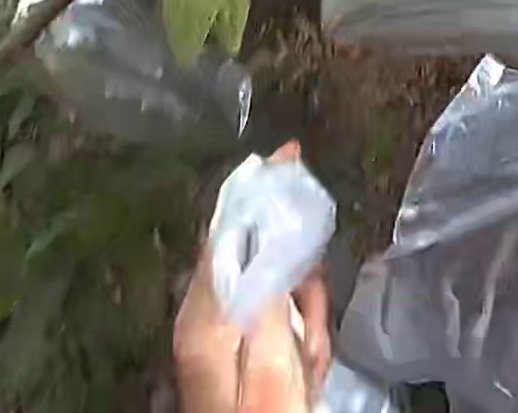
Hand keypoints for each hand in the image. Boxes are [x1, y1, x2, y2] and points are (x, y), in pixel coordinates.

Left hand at [174, 142, 331, 412]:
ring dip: (304, 312)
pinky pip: (277, 313)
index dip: (258, 186)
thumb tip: (271, 230)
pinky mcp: (237, 344)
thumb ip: (270, 293)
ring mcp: (220, 329)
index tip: (290, 152)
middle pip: (260, 254)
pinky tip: (307, 365)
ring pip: (275, 284)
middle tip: (313, 326)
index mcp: (205, 313)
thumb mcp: (274, 365)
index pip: (229, 227)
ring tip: (311, 359)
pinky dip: (299, 331)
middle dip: (299, 280)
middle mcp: (206, 312)